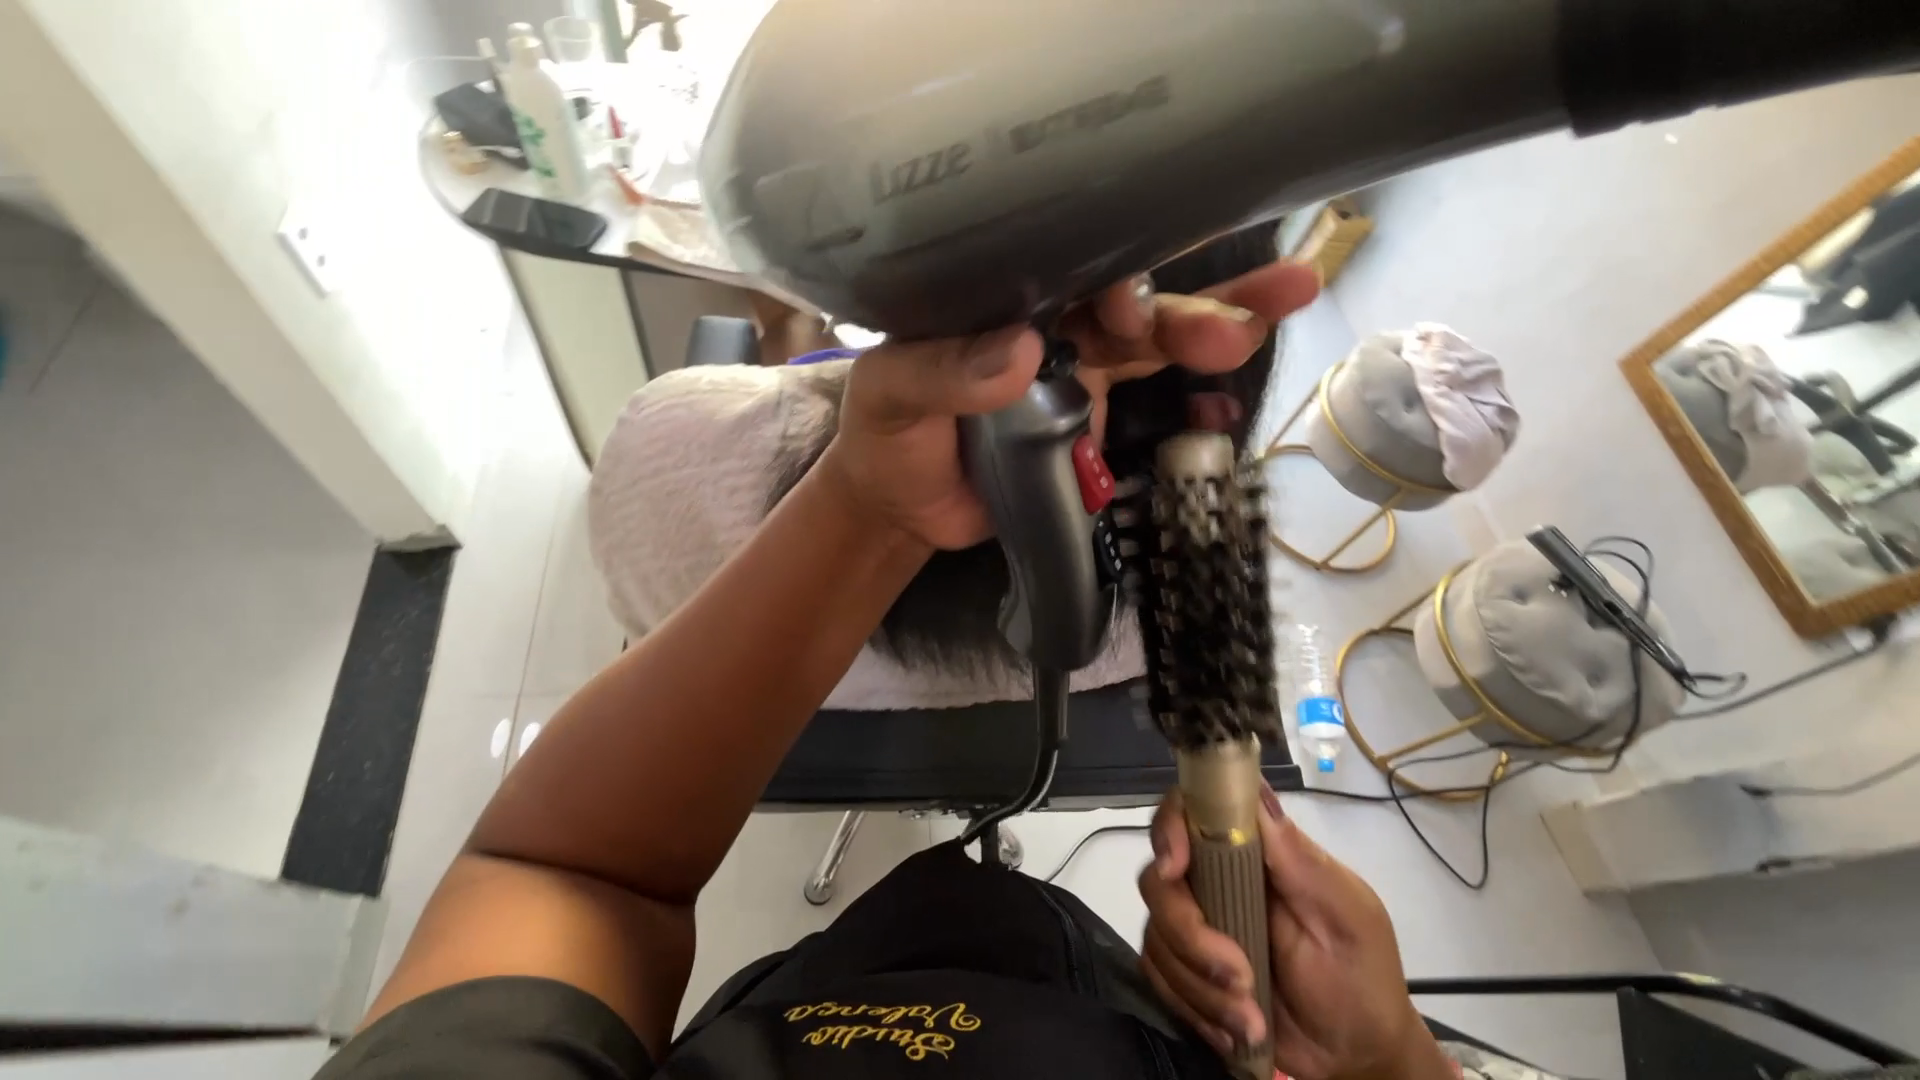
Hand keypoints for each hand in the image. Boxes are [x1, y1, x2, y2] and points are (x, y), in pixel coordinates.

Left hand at [815, 263, 1320, 550]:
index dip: (1111, 282)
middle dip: (1191, 305)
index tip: (1132, 313)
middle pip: (1129, 304)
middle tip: (1253, 312)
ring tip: (1275, 314)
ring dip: (1212, 331)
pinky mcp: (1091, 423)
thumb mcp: (892, 399)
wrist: (904, 508)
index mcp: (1000, 303)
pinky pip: (1151, 405)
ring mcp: (1078, 375)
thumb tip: (1023, 353)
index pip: (1066, 271)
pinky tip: (1231, 402)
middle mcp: (1048, 326)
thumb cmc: (887, 439)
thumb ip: (941, 374)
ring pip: (1153, 344)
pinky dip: (1194, 400)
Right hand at [1138, 790, 1451, 1079]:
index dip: (1169, 828)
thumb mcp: (1347, 916)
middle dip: (1190, 935)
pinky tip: (1234, 1030)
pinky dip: (1193, 1008)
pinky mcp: (1183, 968)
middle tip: (1242, 979)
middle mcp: (1212, 878)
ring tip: (1252, 1021)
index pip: (1189, 810)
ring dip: (1200, 986)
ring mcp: (1194, 922)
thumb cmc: (1361, 976)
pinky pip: (1157, 976)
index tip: (1176, 866)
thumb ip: (1301, 860)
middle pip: (1158, 879)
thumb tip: (1259, 794)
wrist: (1355, 1057)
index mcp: (1252, 851)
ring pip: (1156, 933)